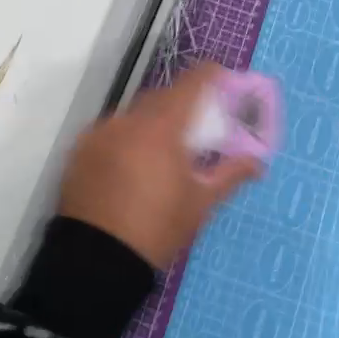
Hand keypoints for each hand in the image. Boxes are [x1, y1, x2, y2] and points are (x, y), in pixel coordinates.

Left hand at [57, 63, 263, 269]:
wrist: (95, 261)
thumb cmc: (157, 230)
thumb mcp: (200, 203)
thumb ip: (230, 174)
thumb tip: (258, 161)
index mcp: (164, 126)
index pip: (193, 82)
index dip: (212, 76)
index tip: (224, 83)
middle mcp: (129, 119)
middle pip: (163, 97)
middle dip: (183, 105)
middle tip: (196, 129)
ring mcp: (100, 132)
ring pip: (135, 114)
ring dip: (152, 123)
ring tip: (162, 154)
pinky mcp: (80, 149)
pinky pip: (111, 131)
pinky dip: (126, 139)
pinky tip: (132, 166)